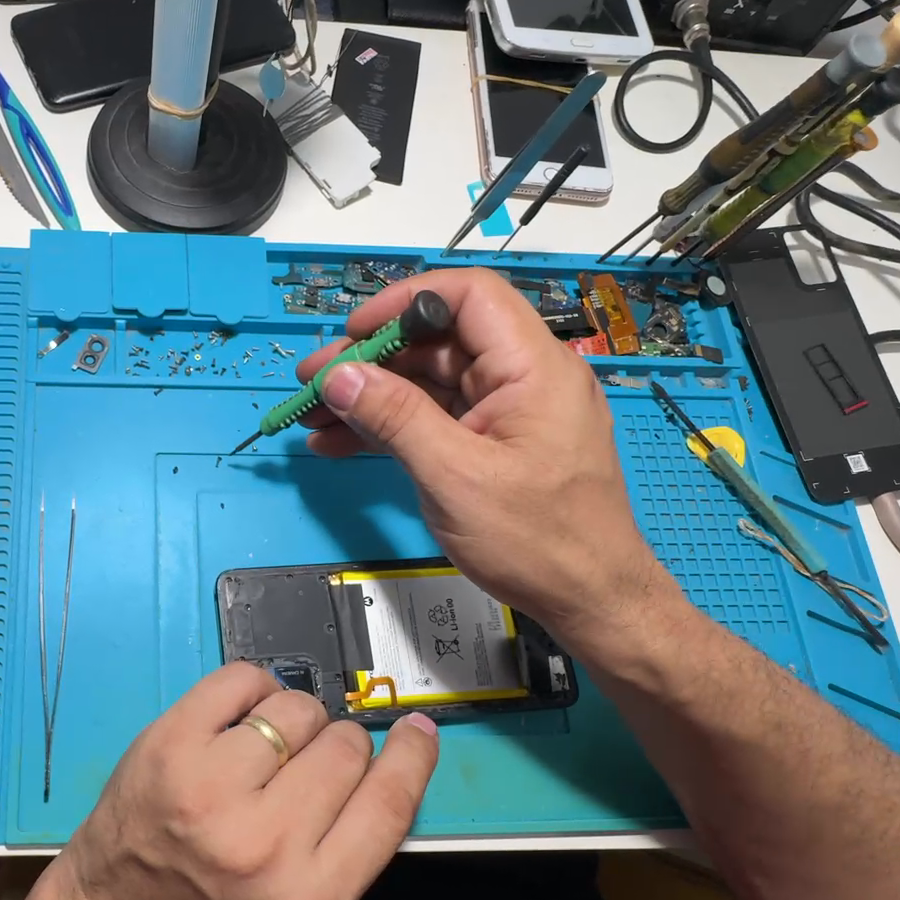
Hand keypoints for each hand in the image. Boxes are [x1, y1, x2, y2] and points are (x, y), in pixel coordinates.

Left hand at [41, 662, 437, 899]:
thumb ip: (356, 840)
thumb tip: (403, 751)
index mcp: (308, 897)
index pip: (388, 804)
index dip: (412, 759)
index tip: (417, 732)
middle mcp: (262, 844)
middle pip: (344, 747)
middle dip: (335, 746)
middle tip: (300, 769)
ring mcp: (209, 787)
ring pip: (297, 708)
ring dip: (293, 718)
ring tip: (265, 748)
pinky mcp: (170, 742)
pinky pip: (243, 678)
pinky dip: (252, 688)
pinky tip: (239, 719)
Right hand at [296, 267, 676, 637]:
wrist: (589, 601)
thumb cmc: (536, 540)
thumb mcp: (455, 477)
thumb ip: (395, 419)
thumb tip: (338, 375)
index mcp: (531, 367)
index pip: (468, 297)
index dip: (405, 303)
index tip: (352, 334)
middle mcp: (519, 379)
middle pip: (436, 344)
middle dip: (370, 361)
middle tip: (310, 383)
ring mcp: (503, 415)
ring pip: (426, 385)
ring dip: (368, 399)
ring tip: (311, 417)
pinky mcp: (489, 447)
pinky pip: (430, 422)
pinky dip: (387, 430)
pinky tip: (339, 444)